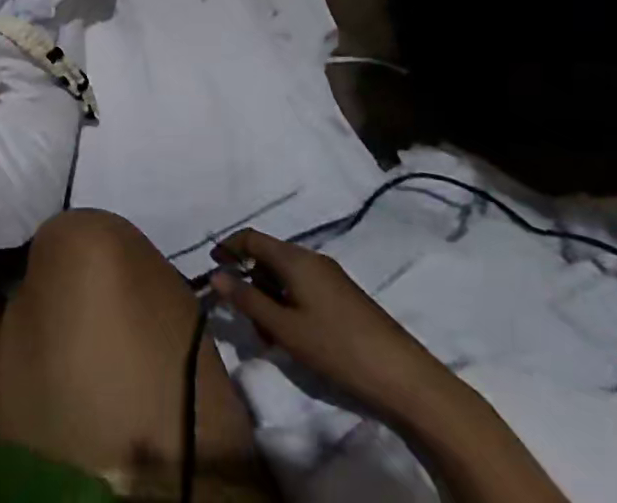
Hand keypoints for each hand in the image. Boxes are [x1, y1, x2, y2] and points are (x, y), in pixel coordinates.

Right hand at [210, 229, 463, 425]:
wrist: (405, 378)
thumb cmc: (336, 347)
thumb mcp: (283, 327)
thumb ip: (246, 299)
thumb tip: (215, 275)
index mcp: (296, 259)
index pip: (252, 238)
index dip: (228, 247)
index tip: (212, 267)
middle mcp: (313, 260)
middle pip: (268, 257)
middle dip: (249, 281)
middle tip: (242, 315)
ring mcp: (331, 278)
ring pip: (285, 276)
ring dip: (268, 297)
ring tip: (268, 335)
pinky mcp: (344, 297)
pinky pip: (303, 288)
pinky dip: (287, 304)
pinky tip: (291, 336)